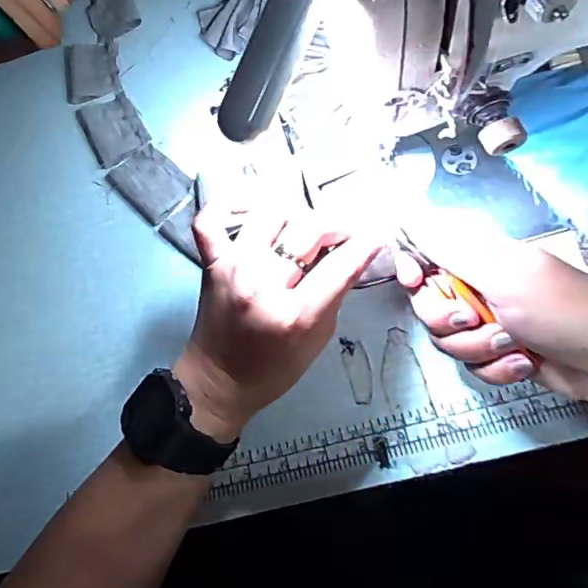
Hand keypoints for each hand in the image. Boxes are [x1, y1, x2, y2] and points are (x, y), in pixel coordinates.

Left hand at [175, 198, 382, 441]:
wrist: (218, 383)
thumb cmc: (275, 369)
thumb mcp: (319, 336)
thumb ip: (336, 291)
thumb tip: (354, 251)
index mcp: (295, 313)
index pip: (341, 263)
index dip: (366, 243)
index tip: (377, 234)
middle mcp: (262, 283)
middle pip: (309, 229)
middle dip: (337, 226)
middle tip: (344, 234)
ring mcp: (232, 267)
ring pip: (271, 213)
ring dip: (297, 215)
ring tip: (304, 229)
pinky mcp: (210, 262)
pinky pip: (212, 218)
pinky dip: (231, 204)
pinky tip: (254, 207)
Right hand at [395, 216, 587, 431]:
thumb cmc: (561, 308)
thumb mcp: (504, 274)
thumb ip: (452, 251)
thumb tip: (411, 216)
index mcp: (481, 256)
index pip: (427, 254)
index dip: (412, 269)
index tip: (412, 281)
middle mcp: (481, 286)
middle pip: (429, 304)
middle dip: (448, 320)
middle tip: (473, 319)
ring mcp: (492, 322)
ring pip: (450, 341)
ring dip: (479, 348)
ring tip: (514, 345)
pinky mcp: (503, 355)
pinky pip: (475, 365)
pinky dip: (498, 368)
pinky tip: (525, 364)